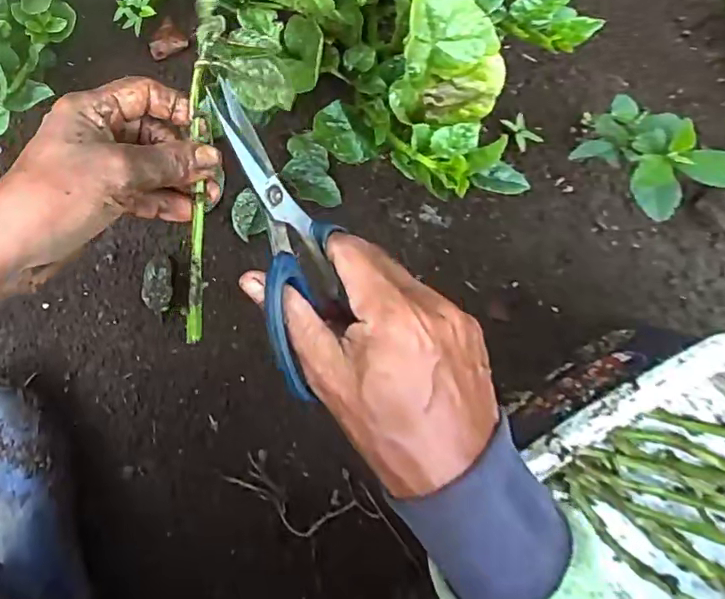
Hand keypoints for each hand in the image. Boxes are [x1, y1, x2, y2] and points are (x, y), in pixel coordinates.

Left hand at [0, 77, 220, 312]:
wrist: (8, 251)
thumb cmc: (59, 196)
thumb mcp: (118, 172)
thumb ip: (168, 162)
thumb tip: (211, 157)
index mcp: (92, 110)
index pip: (145, 94)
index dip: (177, 109)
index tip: (206, 132)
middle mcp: (97, 132)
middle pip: (153, 131)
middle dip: (184, 153)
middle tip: (211, 176)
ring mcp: (100, 165)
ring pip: (150, 164)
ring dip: (179, 180)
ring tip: (207, 199)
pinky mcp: (102, 195)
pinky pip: (141, 189)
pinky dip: (162, 199)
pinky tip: (186, 212)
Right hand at [239, 234, 497, 498]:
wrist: (456, 476)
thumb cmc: (387, 432)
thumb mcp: (327, 375)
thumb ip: (292, 317)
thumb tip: (256, 281)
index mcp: (391, 314)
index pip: (349, 248)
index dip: (322, 248)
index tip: (305, 260)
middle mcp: (428, 304)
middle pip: (374, 257)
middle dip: (346, 270)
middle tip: (329, 304)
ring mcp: (452, 312)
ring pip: (399, 276)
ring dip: (375, 288)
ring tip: (364, 329)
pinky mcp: (467, 323)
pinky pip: (424, 296)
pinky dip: (402, 306)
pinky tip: (395, 341)